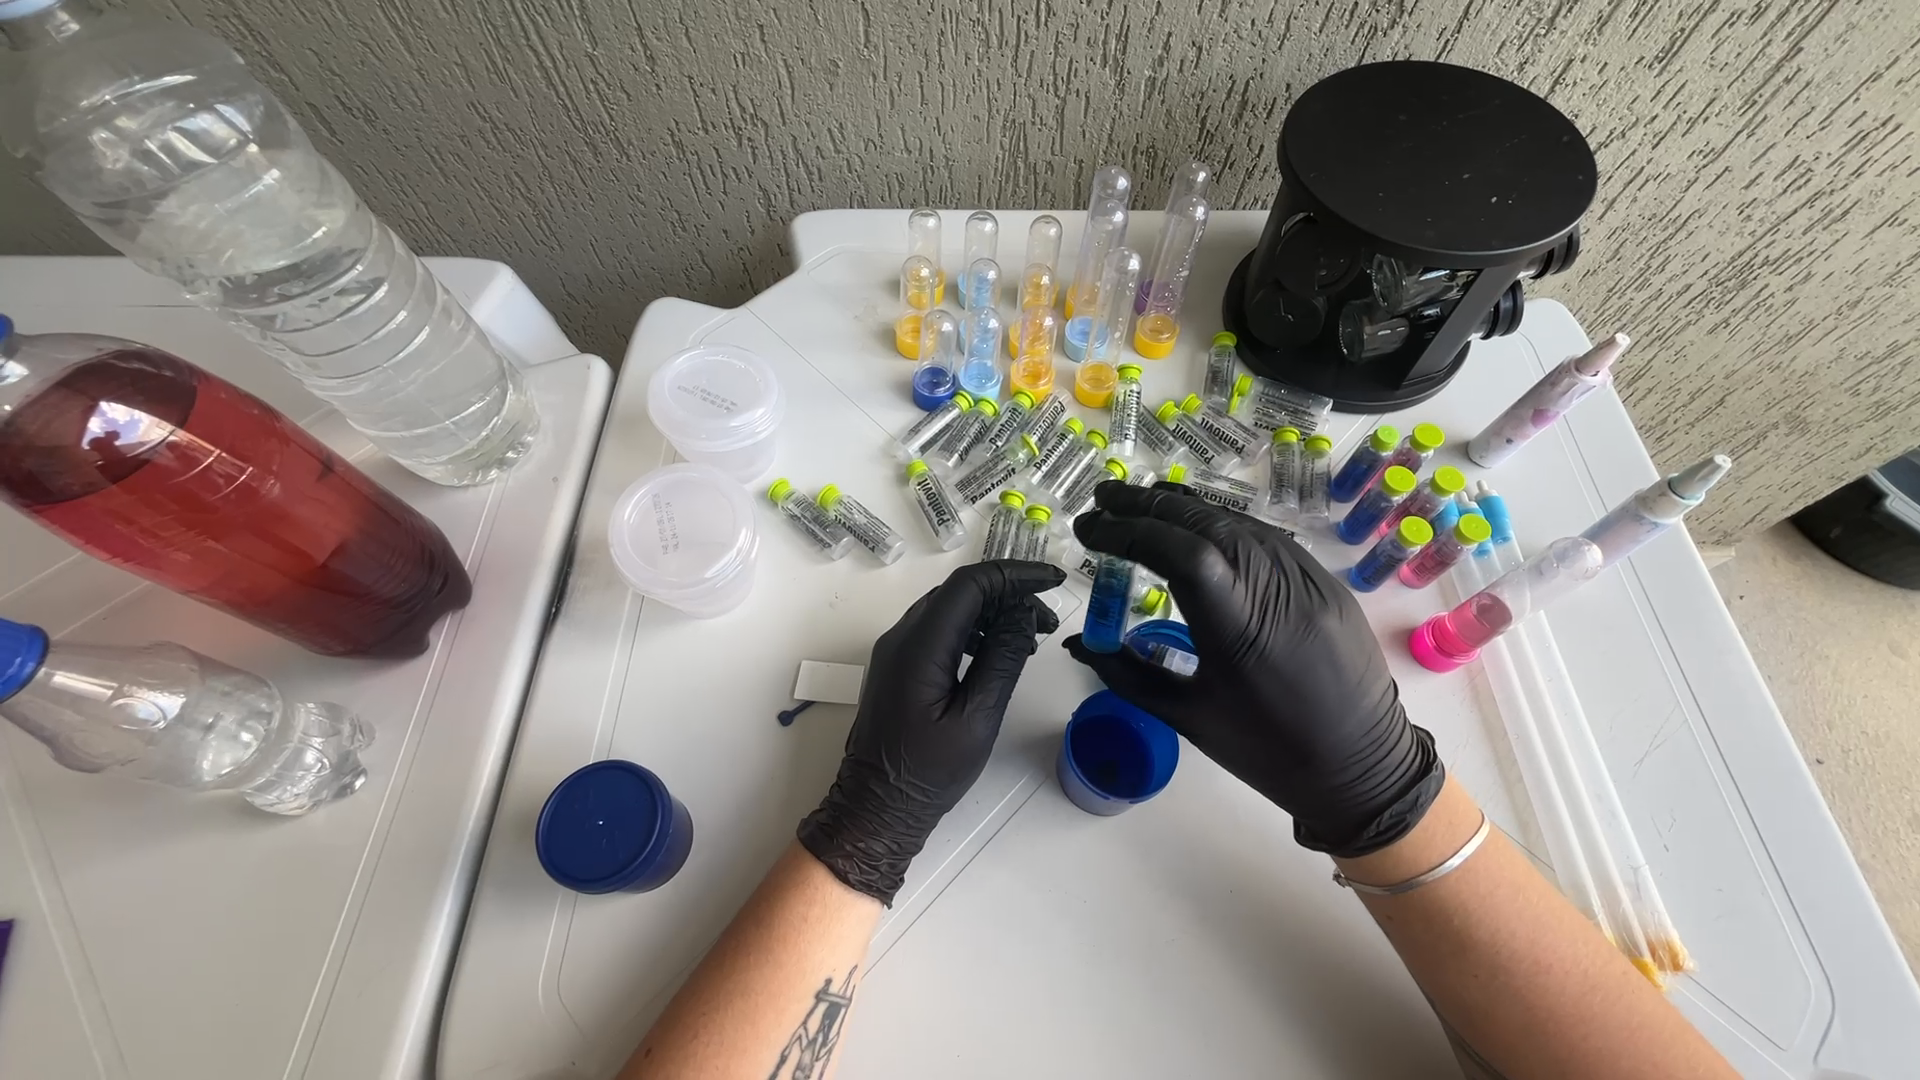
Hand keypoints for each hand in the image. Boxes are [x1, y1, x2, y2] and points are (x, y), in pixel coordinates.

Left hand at [799, 560, 1064, 903]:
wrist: (877, 807)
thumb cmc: (929, 772)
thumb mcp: (978, 718)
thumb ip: (1002, 659)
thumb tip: (1024, 614)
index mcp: (921, 645)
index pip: (970, 584)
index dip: (1015, 575)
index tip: (1054, 582)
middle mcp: (902, 635)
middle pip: (960, 591)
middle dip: (1009, 594)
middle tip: (1049, 620)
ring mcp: (897, 648)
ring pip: (950, 607)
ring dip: (993, 611)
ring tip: (1032, 637)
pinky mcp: (899, 664)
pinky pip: (940, 629)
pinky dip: (974, 628)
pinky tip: (998, 651)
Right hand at [1064, 483, 1442, 856]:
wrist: (1364, 769)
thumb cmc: (1266, 751)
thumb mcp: (1185, 717)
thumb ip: (1125, 673)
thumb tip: (1078, 643)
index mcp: (1237, 628)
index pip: (1177, 553)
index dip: (1126, 532)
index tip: (1088, 530)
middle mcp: (1275, 589)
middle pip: (1204, 522)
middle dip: (1147, 504)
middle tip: (1103, 498)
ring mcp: (1306, 578)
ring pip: (1236, 521)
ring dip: (1182, 507)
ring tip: (1140, 505)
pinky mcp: (1324, 581)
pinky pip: (1264, 536)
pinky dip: (1220, 523)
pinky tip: (1195, 526)